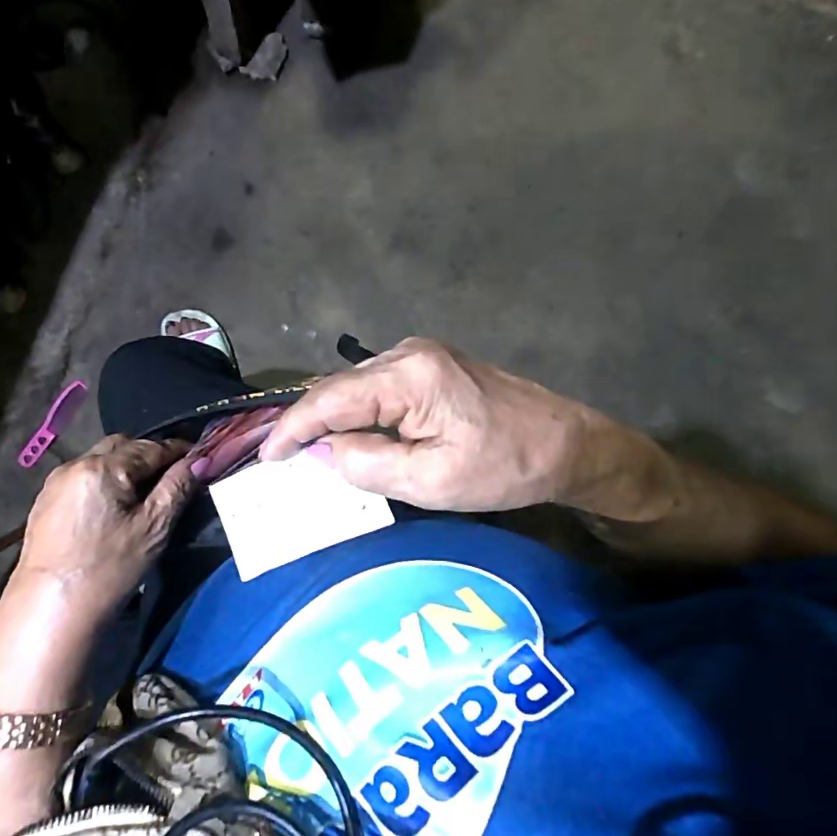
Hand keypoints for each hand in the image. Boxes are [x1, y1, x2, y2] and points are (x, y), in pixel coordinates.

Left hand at [0, 435, 196, 709]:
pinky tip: (112, 507)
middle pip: (121, 446)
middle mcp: (75, 464)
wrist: (50, 609)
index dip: (177, 450)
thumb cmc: (108, 569)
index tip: (199, 457)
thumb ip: (177, 488)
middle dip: (148, 454)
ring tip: (143, 493)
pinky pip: (82, 478)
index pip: (149, 447)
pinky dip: (103, 482)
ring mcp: (55, 483)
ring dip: (124, 467)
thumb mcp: (153, 529)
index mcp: (103, 467)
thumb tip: (201, 459)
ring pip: (99, 460)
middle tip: (172, 475)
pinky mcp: (45, 503)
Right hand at [261, 338, 675, 518]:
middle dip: (308, 425)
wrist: (570, 444)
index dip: (292, 428)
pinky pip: (374, 389)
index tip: (266, 457)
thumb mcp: (431, 483)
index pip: (329, 400)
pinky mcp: (427, 365)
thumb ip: (366, 464)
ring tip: (311, 455)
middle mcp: (406, 353)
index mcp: (409, 377)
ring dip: (332, 421)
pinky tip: (351, 438)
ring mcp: (418, 354)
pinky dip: (356, 414)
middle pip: (337, 389)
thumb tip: (322, 451)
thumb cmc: (506, 467)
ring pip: (353, 389)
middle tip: (283, 461)